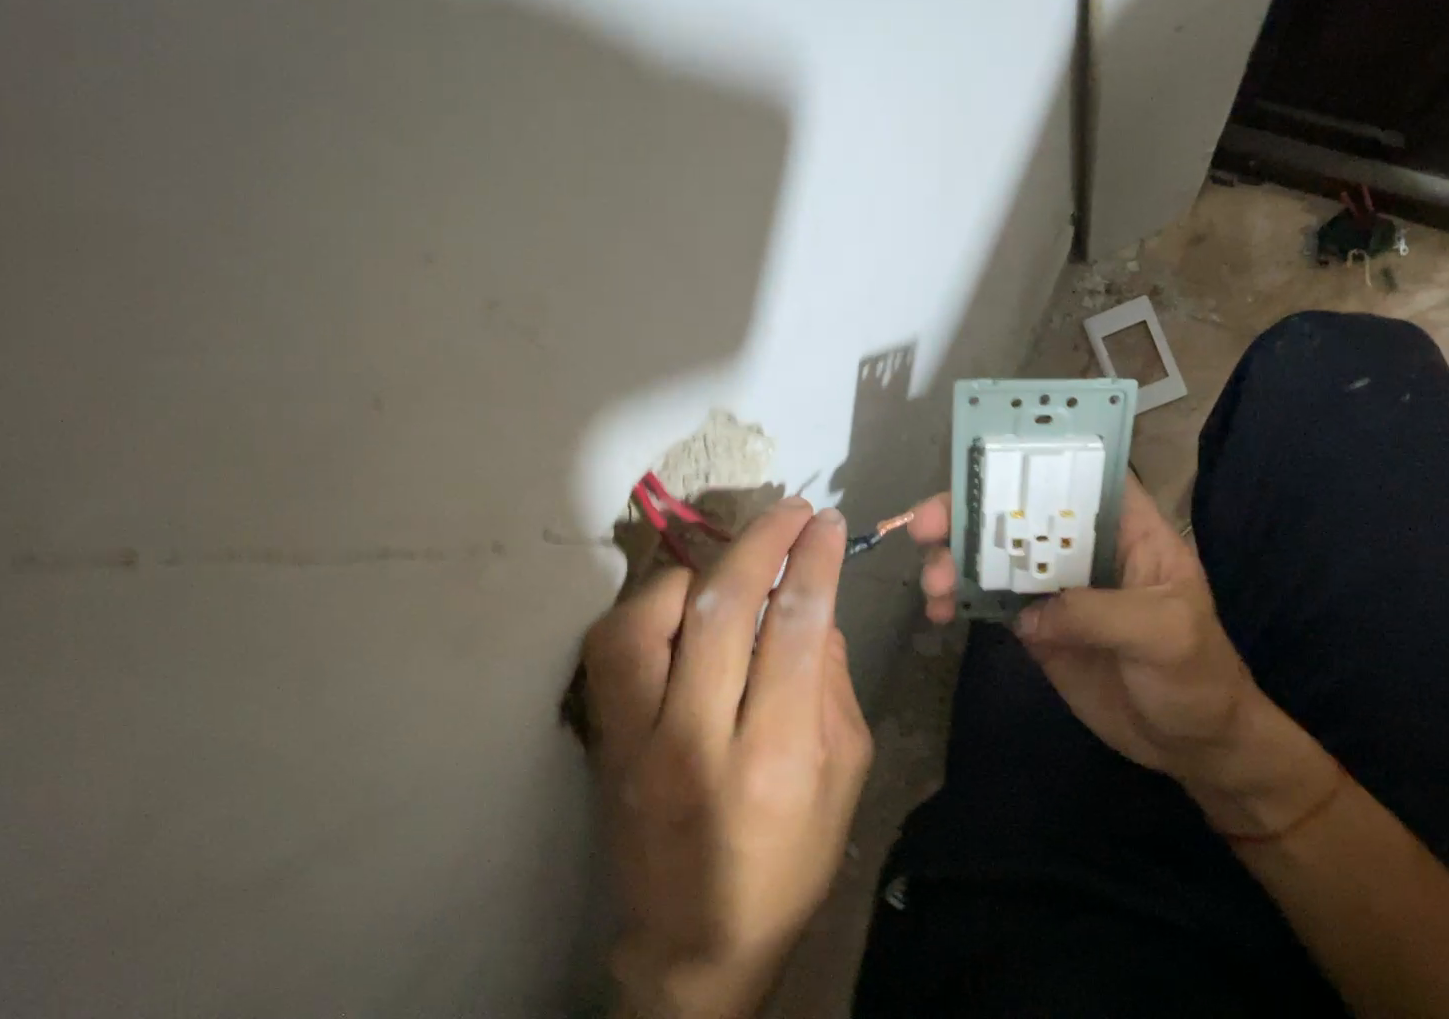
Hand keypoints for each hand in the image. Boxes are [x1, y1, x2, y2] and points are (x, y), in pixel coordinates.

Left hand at [581, 498, 871, 1017]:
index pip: (794, 626)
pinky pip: (612, 646)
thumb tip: (815, 609)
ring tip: (735, 563)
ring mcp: (637, 739)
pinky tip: (682, 605)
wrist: (696, 937)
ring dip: (700, 570)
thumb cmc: (790, 861)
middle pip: (722, 608)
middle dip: (763, 542)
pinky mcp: (604, 741)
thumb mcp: (845, 774)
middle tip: (791, 511)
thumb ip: (832, 684)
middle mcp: (697, 739)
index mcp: (776, 755)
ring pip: (651, 617)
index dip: (814, 561)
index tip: (827, 525)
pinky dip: (648, 606)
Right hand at [911, 479, 1330, 828]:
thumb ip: (1098, 612)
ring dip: (958, 559)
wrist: (1190, 743)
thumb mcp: (1163, 633)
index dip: (1035, 459)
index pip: (1081, 476)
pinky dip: (961, 602)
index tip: (981, 458)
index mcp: (1128, 531)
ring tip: (933, 585)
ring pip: (998, 555)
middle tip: (928, 528)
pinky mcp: (1037, 627)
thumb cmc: (1196, 675)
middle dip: (972, 512)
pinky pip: (991, 602)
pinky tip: (940, 613)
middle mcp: (1086, 548)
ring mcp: (1057, 588)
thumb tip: (1028, 612)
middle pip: (1024, 512)